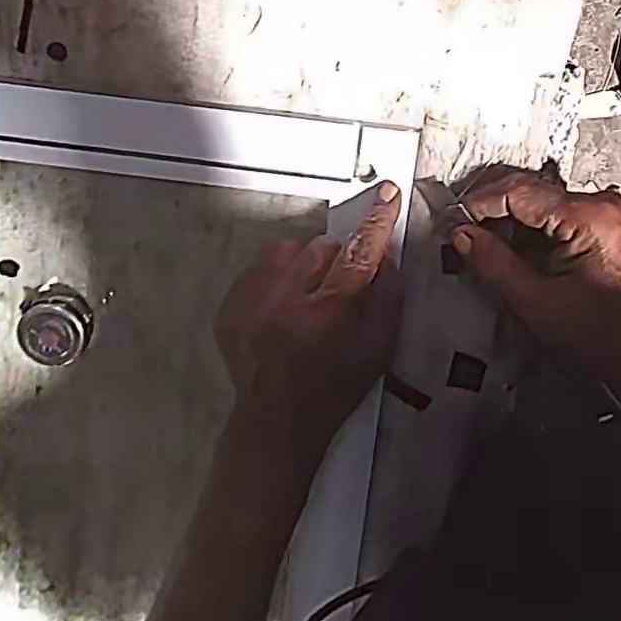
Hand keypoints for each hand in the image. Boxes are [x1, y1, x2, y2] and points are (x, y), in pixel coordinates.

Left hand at [215, 182, 403, 451]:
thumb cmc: (332, 388)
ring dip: (304, 267)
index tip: (387, 196)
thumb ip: (389, 298)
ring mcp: (253, 305)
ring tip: (307, 301)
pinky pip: (262, 266)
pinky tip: (283, 309)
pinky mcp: (231, 307)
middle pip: (323, 247)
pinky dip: (278, 278)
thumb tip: (385, 257)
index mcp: (327, 316)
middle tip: (337, 294)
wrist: (276, 423)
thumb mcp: (378, 350)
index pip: (359, 253)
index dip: (377, 222)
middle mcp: (285, 305)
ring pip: (289, 250)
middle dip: (336, 262)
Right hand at [457, 169, 620, 297]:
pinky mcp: (608, 227)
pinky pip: (560, 216)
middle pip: (529, 190)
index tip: (457, 221)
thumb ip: (495, 265)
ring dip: (511, 222)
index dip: (479, 204)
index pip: (517, 190)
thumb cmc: (617, 338)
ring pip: (542, 202)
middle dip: (492, 211)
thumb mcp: (540, 305)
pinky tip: (519, 257)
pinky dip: (534, 231)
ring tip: (489, 251)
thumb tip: (466, 238)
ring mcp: (608, 214)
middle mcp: (601, 204)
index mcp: (588, 215)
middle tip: (465, 233)